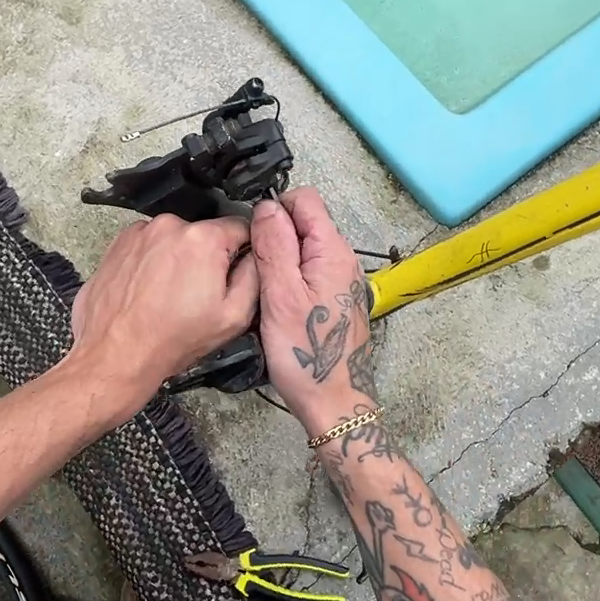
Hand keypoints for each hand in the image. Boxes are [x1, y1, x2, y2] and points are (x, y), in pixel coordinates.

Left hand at [68, 214, 258, 413]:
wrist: (115, 355)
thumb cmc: (168, 340)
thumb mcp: (233, 317)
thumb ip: (253, 277)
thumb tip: (255, 257)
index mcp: (203, 239)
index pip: (239, 226)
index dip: (242, 251)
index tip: (233, 272)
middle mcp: (170, 226)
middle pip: (205, 234)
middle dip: (207, 259)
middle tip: (198, 294)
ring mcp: (141, 233)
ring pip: (175, 240)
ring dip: (177, 260)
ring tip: (169, 296)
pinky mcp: (119, 244)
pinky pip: (149, 245)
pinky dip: (152, 262)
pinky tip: (149, 291)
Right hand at [249, 189, 375, 433]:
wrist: (333, 401)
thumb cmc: (305, 353)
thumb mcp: (280, 295)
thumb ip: (274, 245)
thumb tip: (266, 206)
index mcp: (332, 250)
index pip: (305, 199)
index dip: (275, 210)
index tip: (256, 240)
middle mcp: (343, 259)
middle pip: (304, 222)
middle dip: (275, 236)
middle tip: (257, 272)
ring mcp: (341, 279)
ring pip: (304, 248)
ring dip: (281, 260)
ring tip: (266, 292)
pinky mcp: (335, 298)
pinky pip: (308, 271)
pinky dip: (290, 279)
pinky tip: (279, 305)